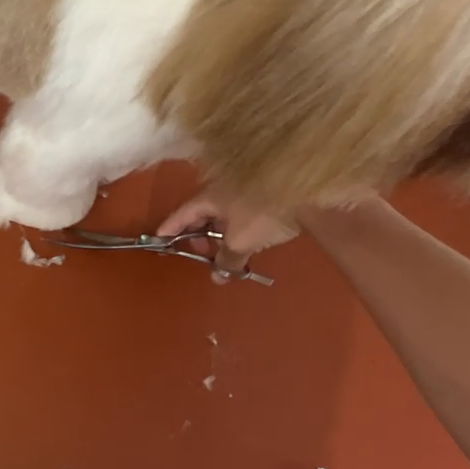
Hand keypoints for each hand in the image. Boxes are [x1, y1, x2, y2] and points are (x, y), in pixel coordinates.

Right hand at [158, 185, 298, 282]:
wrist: (308, 196)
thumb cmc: (264, 215)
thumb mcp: (241, 241)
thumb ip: (226, 260)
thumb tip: (218, 278)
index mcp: (208, 197)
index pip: (180, 215)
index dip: (168, 230)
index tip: (160, 244)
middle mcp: (220, 190)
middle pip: (199, 215)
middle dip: (196, 236)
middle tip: (201, 254)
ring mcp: (241, 192)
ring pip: (220, 215)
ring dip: (218, 235)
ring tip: (224, 253)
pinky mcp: (261, 197)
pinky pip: (237, 215)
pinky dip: (234, 230)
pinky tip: (244, 243)